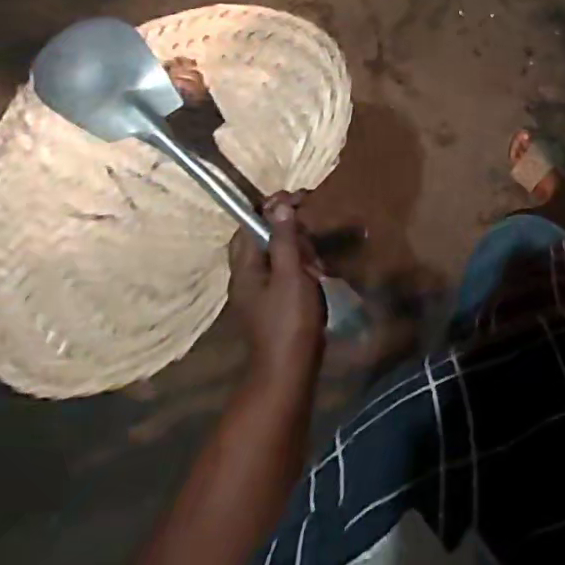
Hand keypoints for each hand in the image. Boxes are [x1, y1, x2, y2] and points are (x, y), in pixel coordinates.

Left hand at [227, 192, 324, 387]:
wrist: (289, 367)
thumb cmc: (289, 318)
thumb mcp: (291, 274)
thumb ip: (286, 240)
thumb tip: (278, 205)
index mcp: (245, 269)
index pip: (249, 226)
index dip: (270, 207)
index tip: (298, 197)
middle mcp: (248, 277)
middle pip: (262, 238)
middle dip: (287, 226)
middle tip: (311, 225)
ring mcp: (262, 291)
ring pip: (277, 254)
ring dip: (298, 246)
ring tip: (318, 251)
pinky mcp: (277, 301)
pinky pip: (287, 270)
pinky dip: (303, 263)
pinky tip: (319, 270)